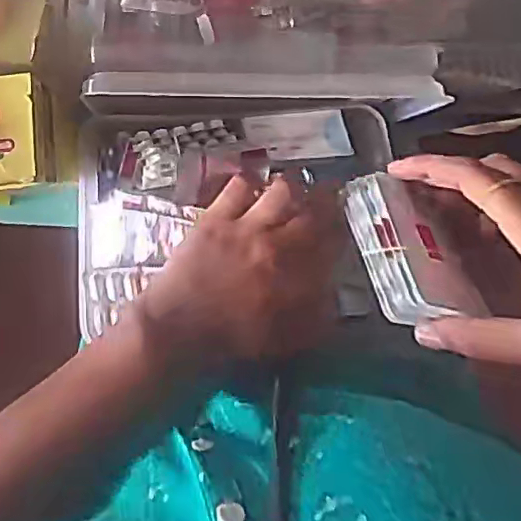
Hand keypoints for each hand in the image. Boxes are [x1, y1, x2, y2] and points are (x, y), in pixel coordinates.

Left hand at [130, 174, 340, 368]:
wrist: (180, 327)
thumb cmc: (230, 338)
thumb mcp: (283, 338)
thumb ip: (313, 316)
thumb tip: (333, 295)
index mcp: (296, 280)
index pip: (331, 245)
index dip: (340, 230)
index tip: (340, 223)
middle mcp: (277, 247)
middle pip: (313, 213)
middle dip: (326, 201)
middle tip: (328, 193)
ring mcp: (245, 228)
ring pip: (282, 191)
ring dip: (291, 187)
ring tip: (290, 187)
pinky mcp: (215, 218)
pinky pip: (239, 186)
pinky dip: (248, 182)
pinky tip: (251, 186)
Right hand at [388, 153, 520, 478]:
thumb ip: (482, 339)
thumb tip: (424, 334)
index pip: (477, 179)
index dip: (431, 167)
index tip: (397, 168)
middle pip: (497, 170)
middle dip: (452, 173)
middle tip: (419, 195)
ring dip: (480, 192)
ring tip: (452, 221)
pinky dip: (508, 210)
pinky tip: (504, 248)